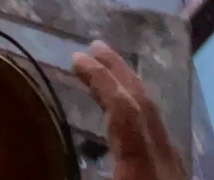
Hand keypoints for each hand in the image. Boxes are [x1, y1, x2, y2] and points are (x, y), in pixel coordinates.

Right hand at [71, 40, 185, 179]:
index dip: (101, 80)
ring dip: (131, 89)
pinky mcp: (177, 179)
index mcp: (143, 170)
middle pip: (146, 107)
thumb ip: (72, 171)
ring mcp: (176, 172)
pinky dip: (139, 112)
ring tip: (109, 72)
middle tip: (95, 46)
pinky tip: (127, 118)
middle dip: (120, 71)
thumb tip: (35, 155)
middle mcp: (165, 164)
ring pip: (156, 120)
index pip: (124, 112)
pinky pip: (158, 134)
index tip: (77, 58)